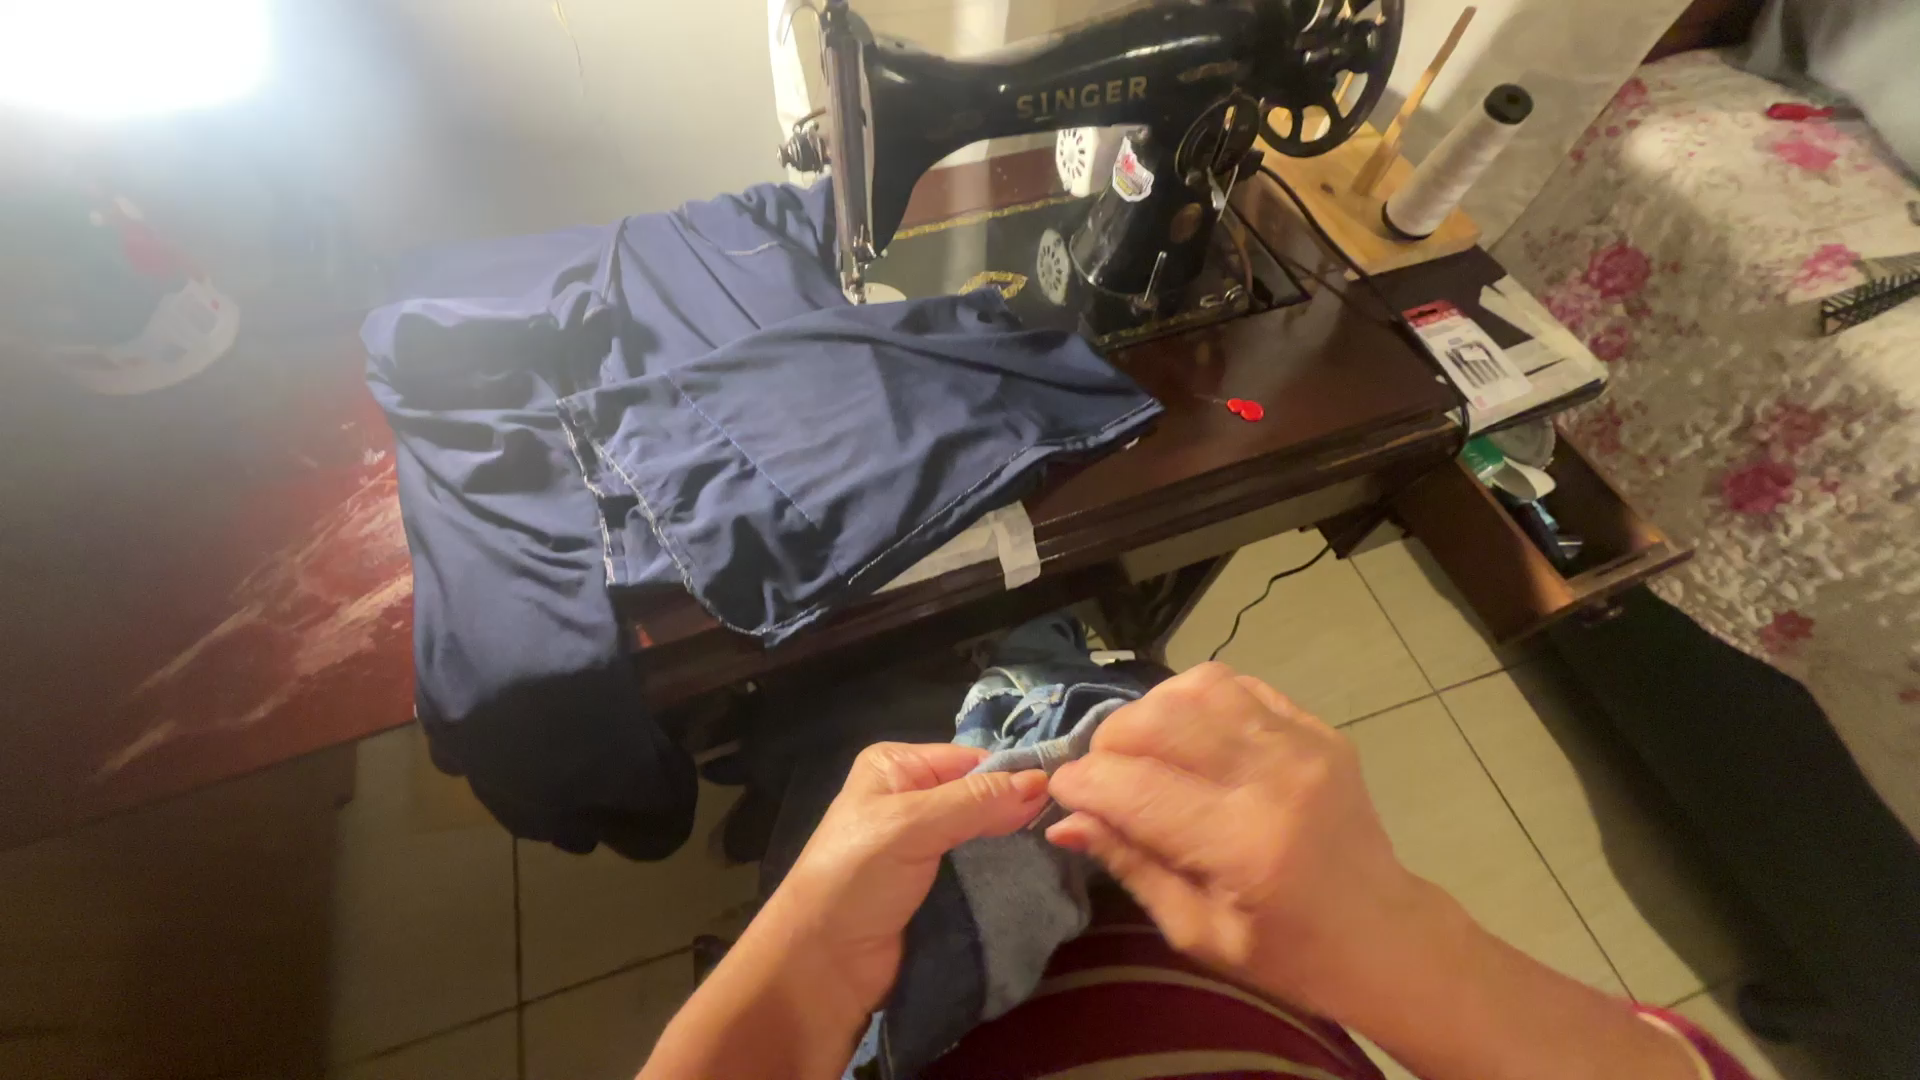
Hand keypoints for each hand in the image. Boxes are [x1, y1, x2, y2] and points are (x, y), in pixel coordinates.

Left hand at [767, 742, 1050, 1017]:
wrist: (823, 966)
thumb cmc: (856, 877)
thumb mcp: (911, 826)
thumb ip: (975, 802)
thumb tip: (1041, 780)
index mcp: (897, 767)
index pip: (968, 759)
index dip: (1011, 774)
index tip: (1059, 792)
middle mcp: (913, 796)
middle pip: (980, 793)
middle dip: (1017, 807)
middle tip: (1066, 821)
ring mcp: (926, 842)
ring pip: (986, 831)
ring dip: (1016, 840)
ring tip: (1061, 843)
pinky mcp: (939, 884)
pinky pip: (982, 865)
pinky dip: (1006, 868)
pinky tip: (1040, 868)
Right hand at [1046, 662, 1424, 1014]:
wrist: (1385, 936)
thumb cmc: (1285, 952)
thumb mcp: (1196, 930)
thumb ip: (1128, 863)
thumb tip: (1063, 818)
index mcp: (1244, 845)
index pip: (1135, 788)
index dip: (1082, 783)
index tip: (1064, 791)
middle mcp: (1273, 778)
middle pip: (1159, 720)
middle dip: (1109, 742)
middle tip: (1104, 773)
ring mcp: (1300, 742)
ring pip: (1194, 687)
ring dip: (1150, 712)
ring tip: (1144, 748)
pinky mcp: (1314, 726)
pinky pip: (1234, 684)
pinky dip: (1193, 699)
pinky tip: (1189, 732)